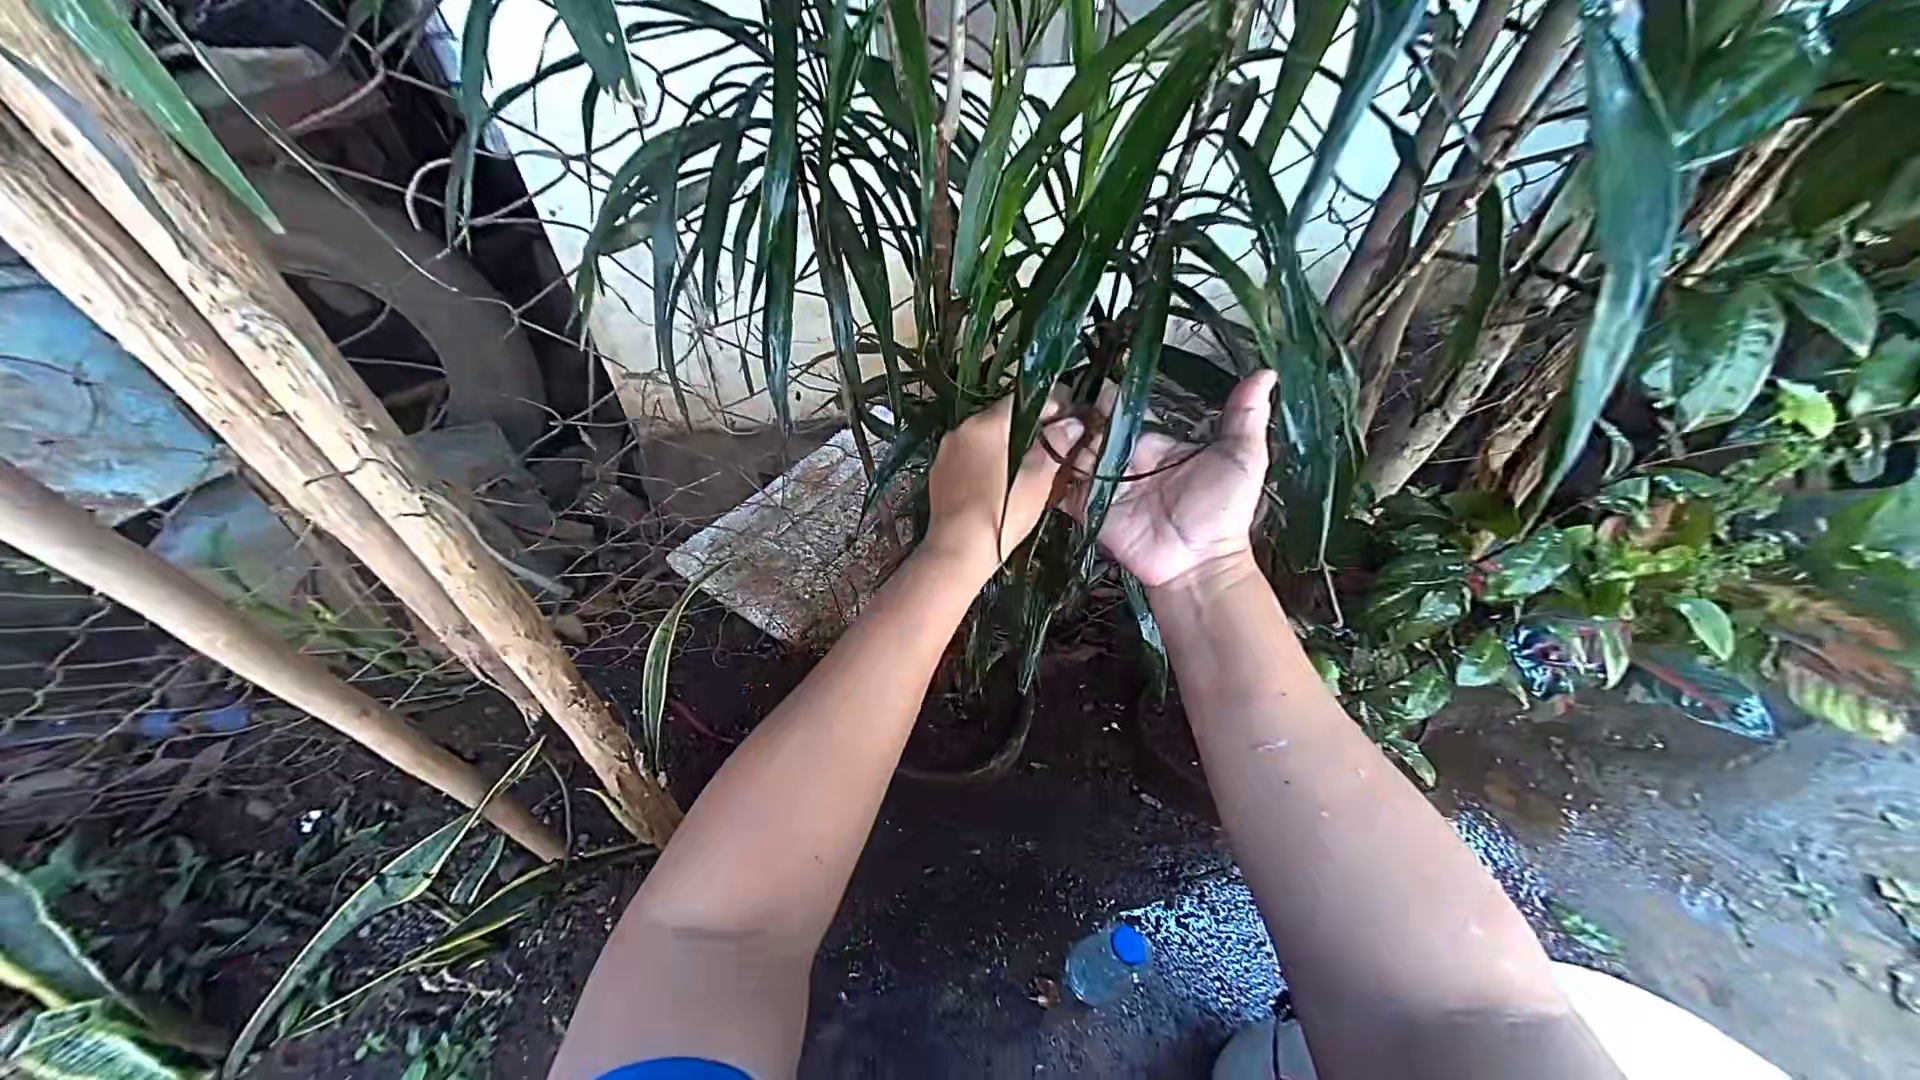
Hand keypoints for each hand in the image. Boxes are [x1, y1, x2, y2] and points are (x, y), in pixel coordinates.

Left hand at [923, 394, 1084, 575]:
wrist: (956, 552)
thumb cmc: (1000, 517)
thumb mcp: (1036, 483)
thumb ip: (1054, 448)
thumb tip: (1071, 425)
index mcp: (986, 425)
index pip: (1022, 400)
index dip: (1049, 406)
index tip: (1068, 418)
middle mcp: (961, 430)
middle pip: (1001, 417)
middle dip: (1028, 426)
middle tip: (1053, 444)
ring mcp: (946, 452)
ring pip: (983, 437)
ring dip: (1006, 444)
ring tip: (1028, 465)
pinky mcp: (938, 473)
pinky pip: (969, 456)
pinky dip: (986, 461)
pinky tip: (1000, 482)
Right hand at [1062, 370, 1273, 588]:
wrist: (1199, 563)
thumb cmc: (1222, 513)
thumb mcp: (1241, 459)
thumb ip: (1244, 418)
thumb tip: (1265, 373)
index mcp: (1153, 444)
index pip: (1123, 413)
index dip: (1109, 397)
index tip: (1098, 380)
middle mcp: (1123, 461)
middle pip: (1091, 429)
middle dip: (1078, 414)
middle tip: (1066, 399)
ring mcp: (1103, 486)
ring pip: (1072, 454)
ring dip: (1061, 438)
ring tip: (1055, 424)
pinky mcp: (1088, 510)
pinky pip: (1062, 490)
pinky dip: (1049, 475)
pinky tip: (1042, 456)